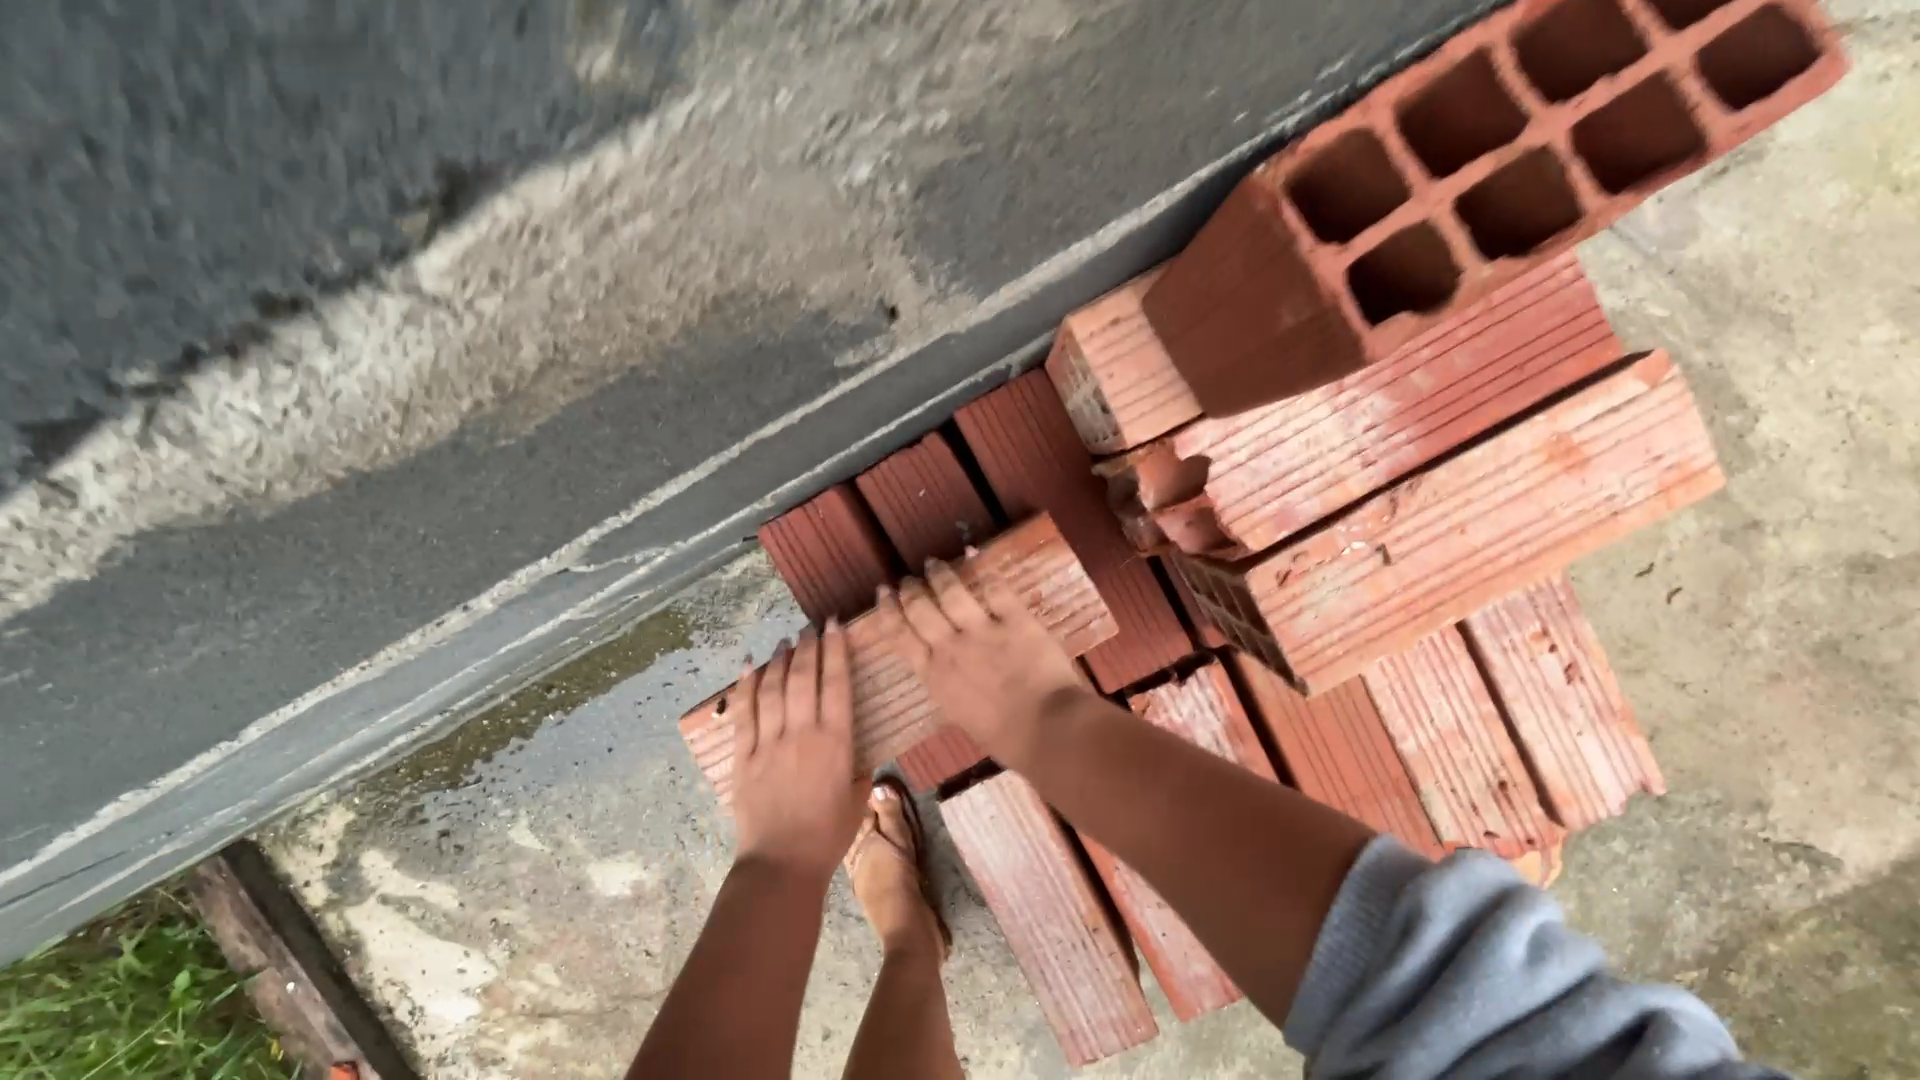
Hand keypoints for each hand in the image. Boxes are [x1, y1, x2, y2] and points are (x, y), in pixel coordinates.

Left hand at [725, 623, 866, 882]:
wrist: (782, 862)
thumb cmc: (828, 834)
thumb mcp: (857, 798)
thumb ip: (859, 768)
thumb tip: (861, 753)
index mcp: (836, 741)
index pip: (837, 683)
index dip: (836, 650)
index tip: (834, 625)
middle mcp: (802, 732)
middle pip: (803, 677)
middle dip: (808, 647)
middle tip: (810, 627)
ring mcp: (769, 742)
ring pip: (773, 688)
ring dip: (779, 659)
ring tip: (785, 640)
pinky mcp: (743, 755)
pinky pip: (744, 711)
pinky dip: (746, 684)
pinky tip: (750, 665)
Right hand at [876, 559, 1090, 760]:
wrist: (1046, 728)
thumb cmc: (1007, 739)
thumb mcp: (964, 718)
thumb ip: (953, 691)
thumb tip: (951, 681)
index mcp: (935, 678)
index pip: (901, 637)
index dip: (888, 612)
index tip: (883, 595)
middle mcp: (950, 648)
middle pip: (920, 609)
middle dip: (910, 590)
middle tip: (906, 579)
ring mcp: (982, 631)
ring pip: (951, 593)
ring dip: (939, 575)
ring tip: (933, 564)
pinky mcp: (1015, 620)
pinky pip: (994, 588)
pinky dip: (982, 569)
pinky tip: (973, 554)